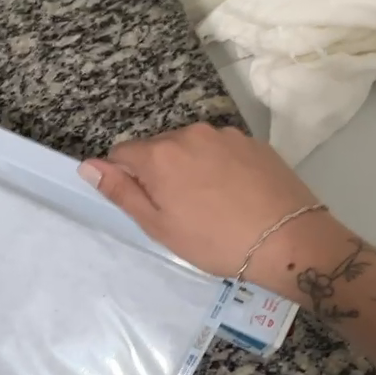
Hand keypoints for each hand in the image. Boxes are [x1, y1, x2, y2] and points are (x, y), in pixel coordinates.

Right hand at [79, 123, 344, 298]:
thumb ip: (120, 191)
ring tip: (209, 204)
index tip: (145, 205)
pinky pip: (220, 150)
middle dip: (158, 173)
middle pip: (157, 148)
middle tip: (178, 211)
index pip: (121, 153)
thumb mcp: (158, 225)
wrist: (288, 240)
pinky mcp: (252, 142)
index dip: (125, 179)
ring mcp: (224, 135)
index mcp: (159, 155)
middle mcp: (189, 134)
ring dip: (189, 168)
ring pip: (190, 148)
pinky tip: (233, 196)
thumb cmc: (214, 241)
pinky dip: (217, 167)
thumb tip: (87, 165)